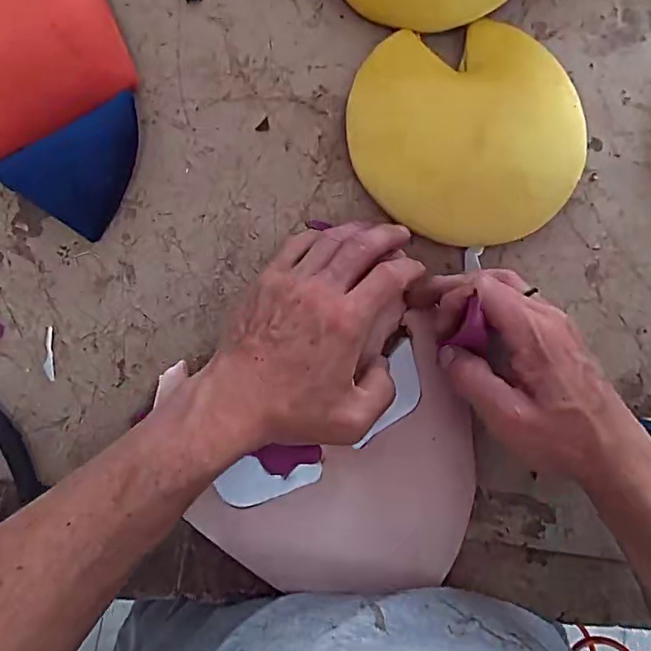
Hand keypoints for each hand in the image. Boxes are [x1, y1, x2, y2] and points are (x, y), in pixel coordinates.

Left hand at [192, 222, 425, 453]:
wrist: (234, 402)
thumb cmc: (292, 410)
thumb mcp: (353, 420)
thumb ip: (383, 390)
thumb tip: (384, 362)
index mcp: (348, 320)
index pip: (389, 276)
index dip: (410, 268)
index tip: (416, 270)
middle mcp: (323, 291)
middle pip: (363, 245)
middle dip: (388, 236)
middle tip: (401, 235)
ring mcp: (292, 280)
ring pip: (332, 239)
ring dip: (358, 230)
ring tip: (372, 230)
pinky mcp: (268, 278)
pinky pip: (299, 243)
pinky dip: (321, 235)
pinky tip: (330, 238)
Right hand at [416, 270, 650, 488]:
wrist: (611, 447)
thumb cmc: (566, 437)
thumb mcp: (508, 418)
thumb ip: (472, 381)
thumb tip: (448, 355)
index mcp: (533, 329)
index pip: (484, 285)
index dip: (453, 298)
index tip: (441, 329)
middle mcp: (548, 316)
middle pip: (496, 279)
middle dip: (461, 291)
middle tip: (438, 315)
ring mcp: (557, 322)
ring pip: (509, 289)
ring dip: (478, 301)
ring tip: (455, 329)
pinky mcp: (560, 333)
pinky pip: (522, 305)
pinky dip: (495, 311)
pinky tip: (483, 339)